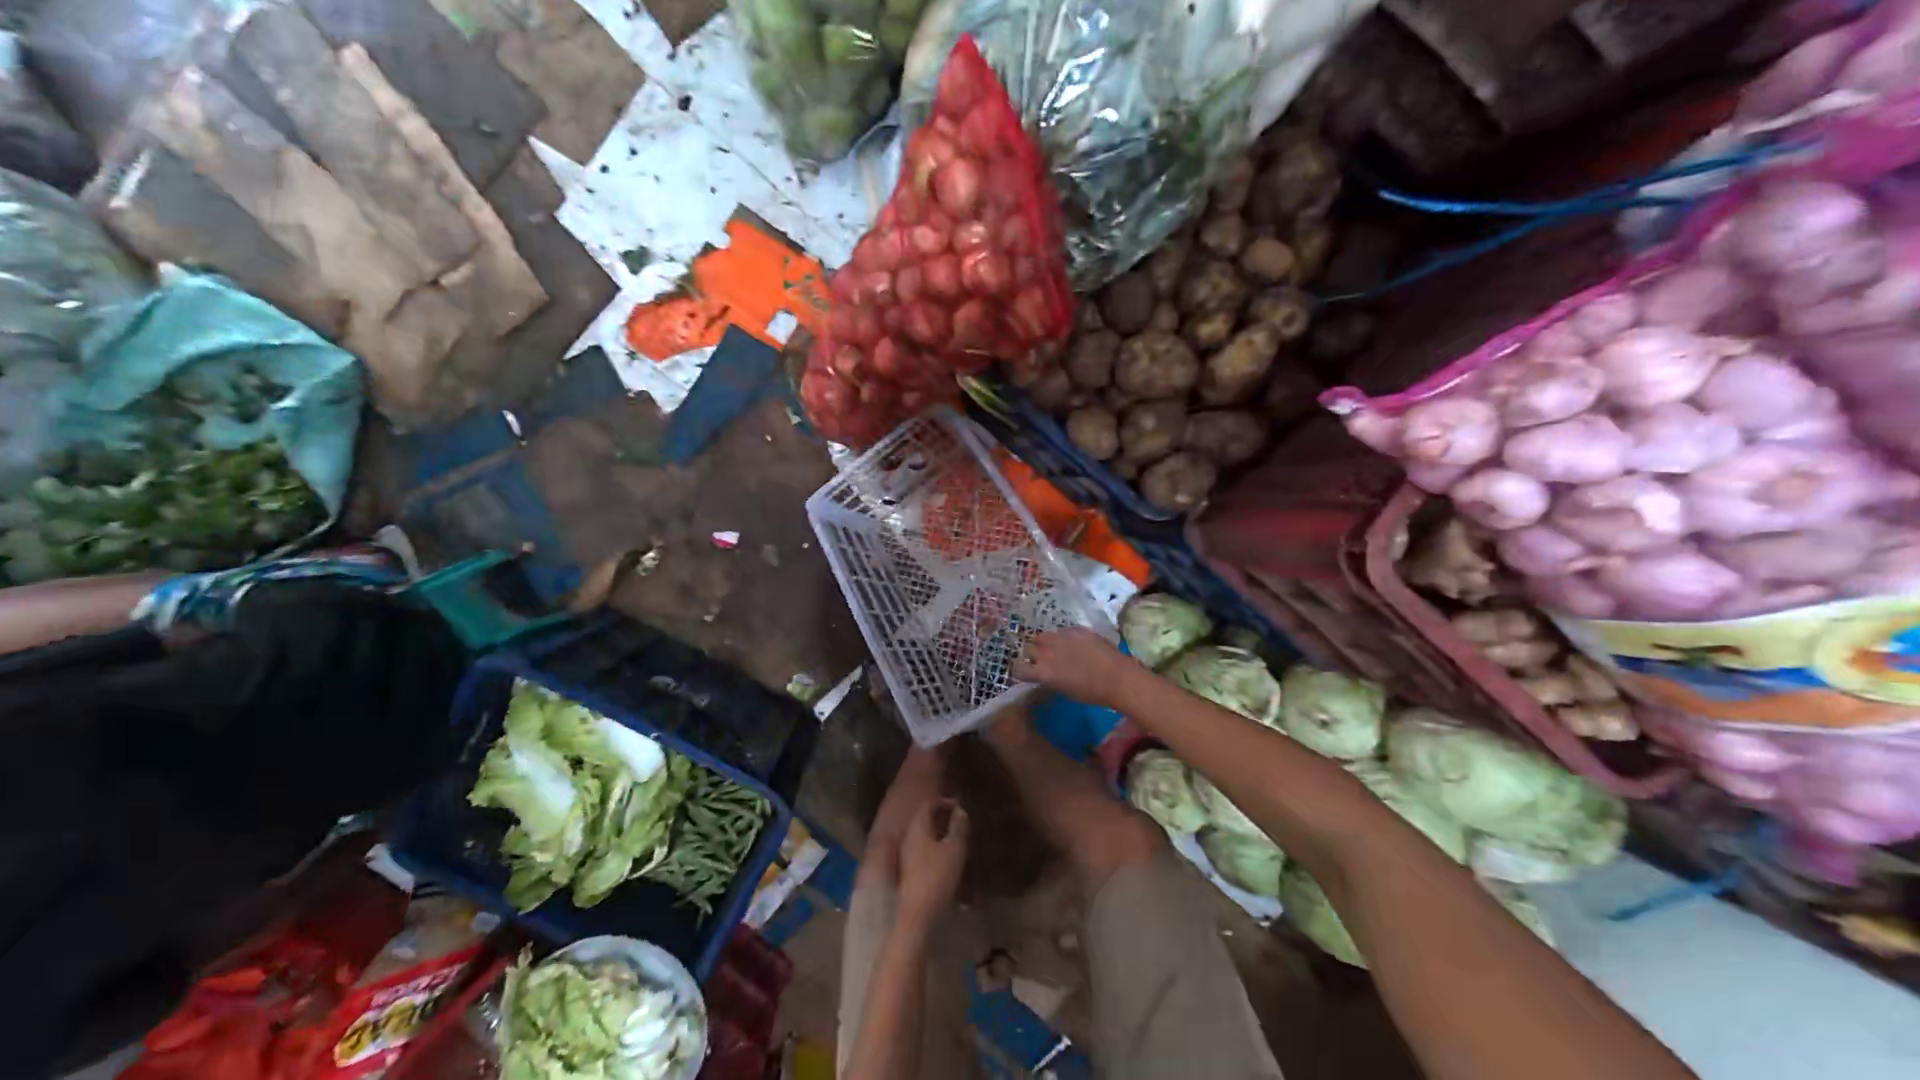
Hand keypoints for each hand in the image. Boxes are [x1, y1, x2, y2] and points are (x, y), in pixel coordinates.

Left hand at [896, 797, 968, 927]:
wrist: (915, 915)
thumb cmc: (936, 876)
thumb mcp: (955, 849)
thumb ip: (958, 828)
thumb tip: (960, 811)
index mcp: (917, 827)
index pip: (928, 805)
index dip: (944, 802)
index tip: (960, 807)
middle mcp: (908, 838)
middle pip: (925, 821)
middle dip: (943, 819)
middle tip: (961, 824)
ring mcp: (905, 856)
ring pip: (924, 838)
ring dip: (940, 836)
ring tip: (958, 844)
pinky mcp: (907, 873)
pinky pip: (922, 853)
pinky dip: (935, 851)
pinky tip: (947, 863)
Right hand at [1013, 628, 1137, 707]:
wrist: (1118, 678)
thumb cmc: (1092, 693)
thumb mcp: (1064, 690)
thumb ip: (1050, 679)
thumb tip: (1045, 674)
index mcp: (1043, 672)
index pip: (1019, 669)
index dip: (1022, 671)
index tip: (1028, 673)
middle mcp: (1048, 652)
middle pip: (1029, 648)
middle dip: (1034, 654)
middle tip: (1043, 660)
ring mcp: (1062, 637)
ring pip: (1043, 636)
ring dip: (1046, 643)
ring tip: (1056, 648)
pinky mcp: (1076, 629)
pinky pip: (1063, 631)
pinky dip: (1064, 637)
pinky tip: (1075, 644)